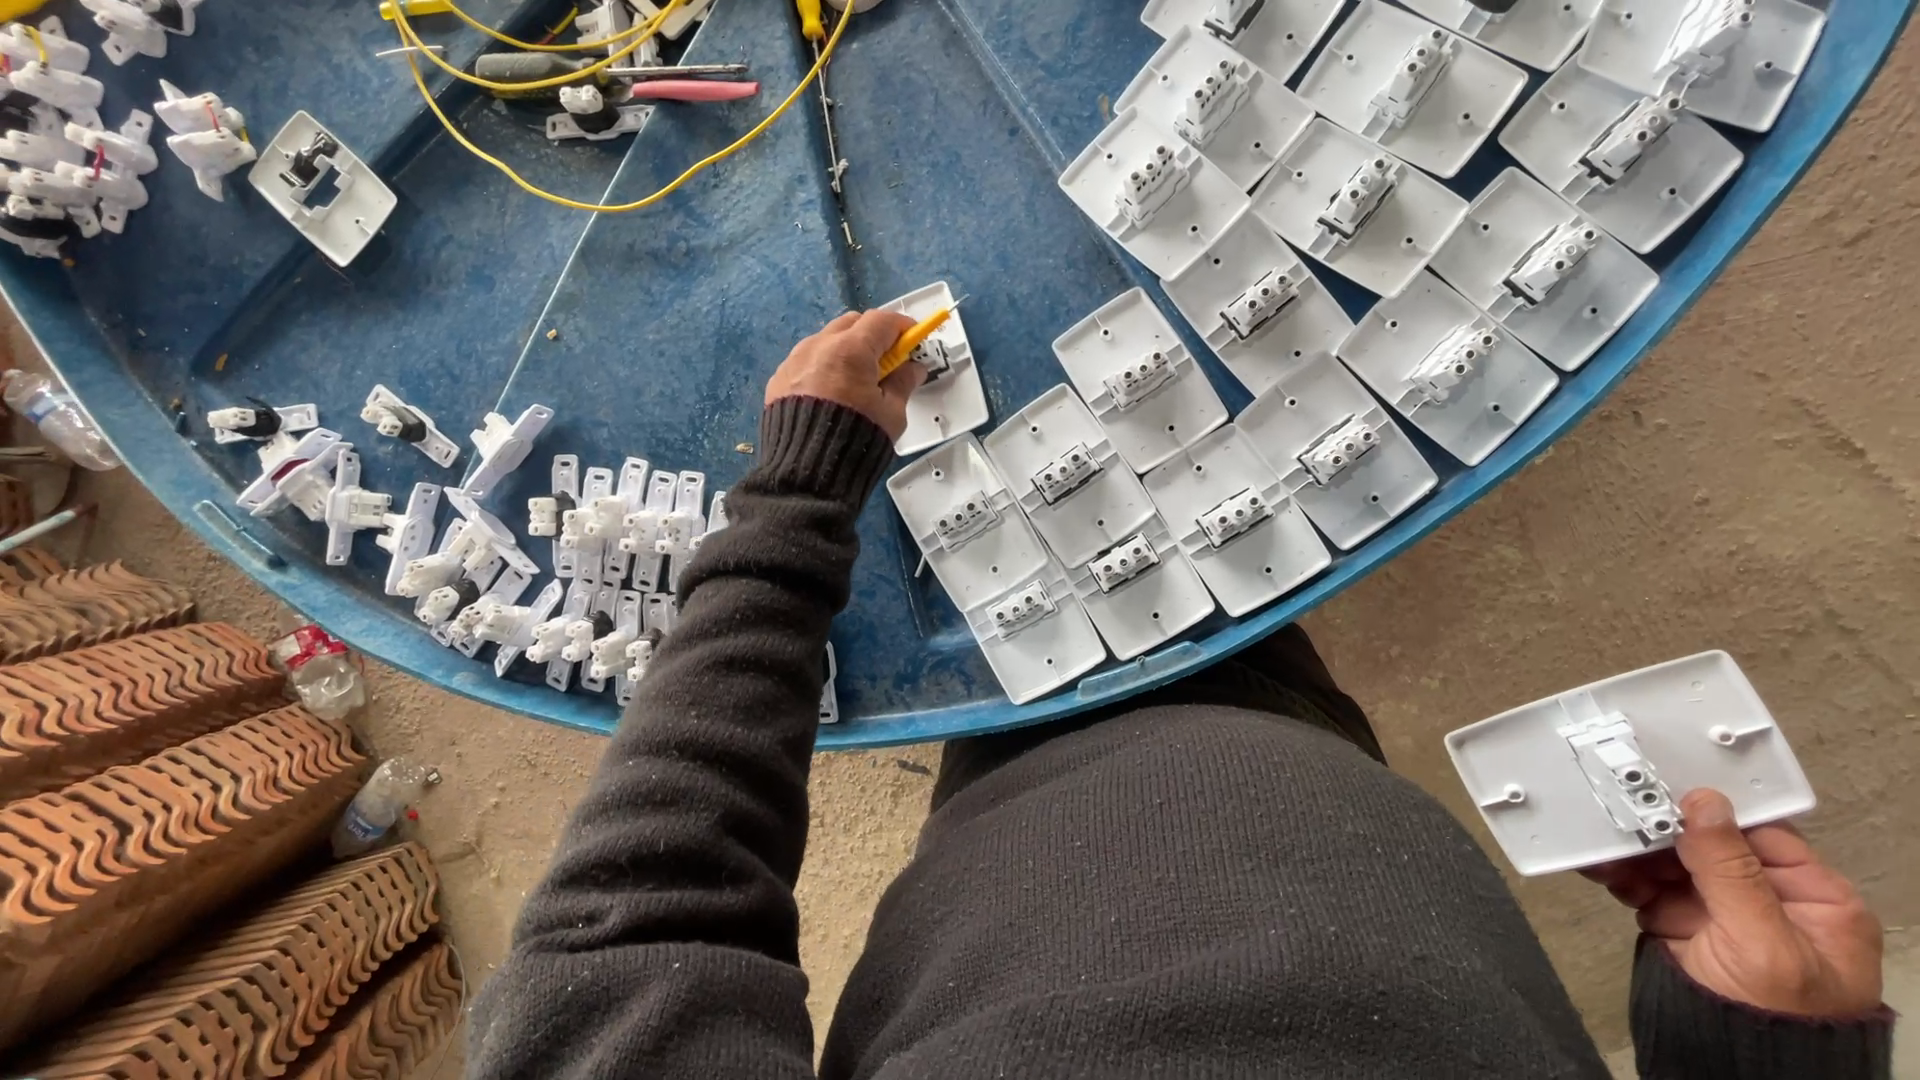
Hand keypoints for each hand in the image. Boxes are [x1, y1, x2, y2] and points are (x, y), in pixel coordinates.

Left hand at [766, 311, 927, 440]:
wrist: (806, 472)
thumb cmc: (856, 439)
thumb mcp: (891, 413)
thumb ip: (904, 383)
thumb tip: (913, 368)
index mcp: (851, 350)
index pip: (882, 321)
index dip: (903, 327)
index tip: (914, 339)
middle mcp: (819, 346)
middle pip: (852, 323)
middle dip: (873, 335)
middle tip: (888, 359)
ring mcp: (794, 360)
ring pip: (826, 339)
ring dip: (846, 348)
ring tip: (857, 378)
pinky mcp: (779, 378)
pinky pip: (807, 360)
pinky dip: (824, 366)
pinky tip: (832, 392)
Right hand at [1585, 788, 1882, 1017]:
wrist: (1727, 1063)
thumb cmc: (1774, 1015)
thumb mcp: (1762, 941)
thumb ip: (1732, 871)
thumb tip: (1706, 804)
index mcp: (1811, 897)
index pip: (1758, 832)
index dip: (1710, 811)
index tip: (1663, 792)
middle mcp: (1764, 894)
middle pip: (1702, 839)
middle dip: (1656, 830)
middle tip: (1619, 819)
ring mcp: (1716, 904)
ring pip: (1664, 854)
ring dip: (1629, 850)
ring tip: (1601, 850)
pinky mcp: (1674, 913)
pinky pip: (1640, 877)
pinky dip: (1617, 870)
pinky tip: (1600, 867)